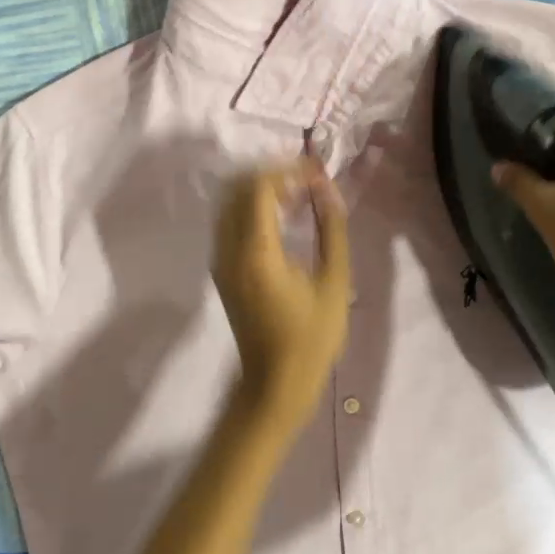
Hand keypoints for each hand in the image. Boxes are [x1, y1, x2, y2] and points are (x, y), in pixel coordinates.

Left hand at [212, 159, 350, 415]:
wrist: (276, 383)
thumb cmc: (311, 338)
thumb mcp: (334, 283)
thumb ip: (331, 230)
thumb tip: (327, 190)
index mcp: (256, 252)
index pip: (260, 188)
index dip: (289, 171)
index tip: (318, 172)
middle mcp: (228, 251)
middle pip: (238, 189)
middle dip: (272, 175)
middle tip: (308, 181)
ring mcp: (219, 262)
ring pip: (229, 205)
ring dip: (260, 191)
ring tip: (299, 197)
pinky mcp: (221, 272)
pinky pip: (228, 225)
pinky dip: (251, 211)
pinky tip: (282, 219)